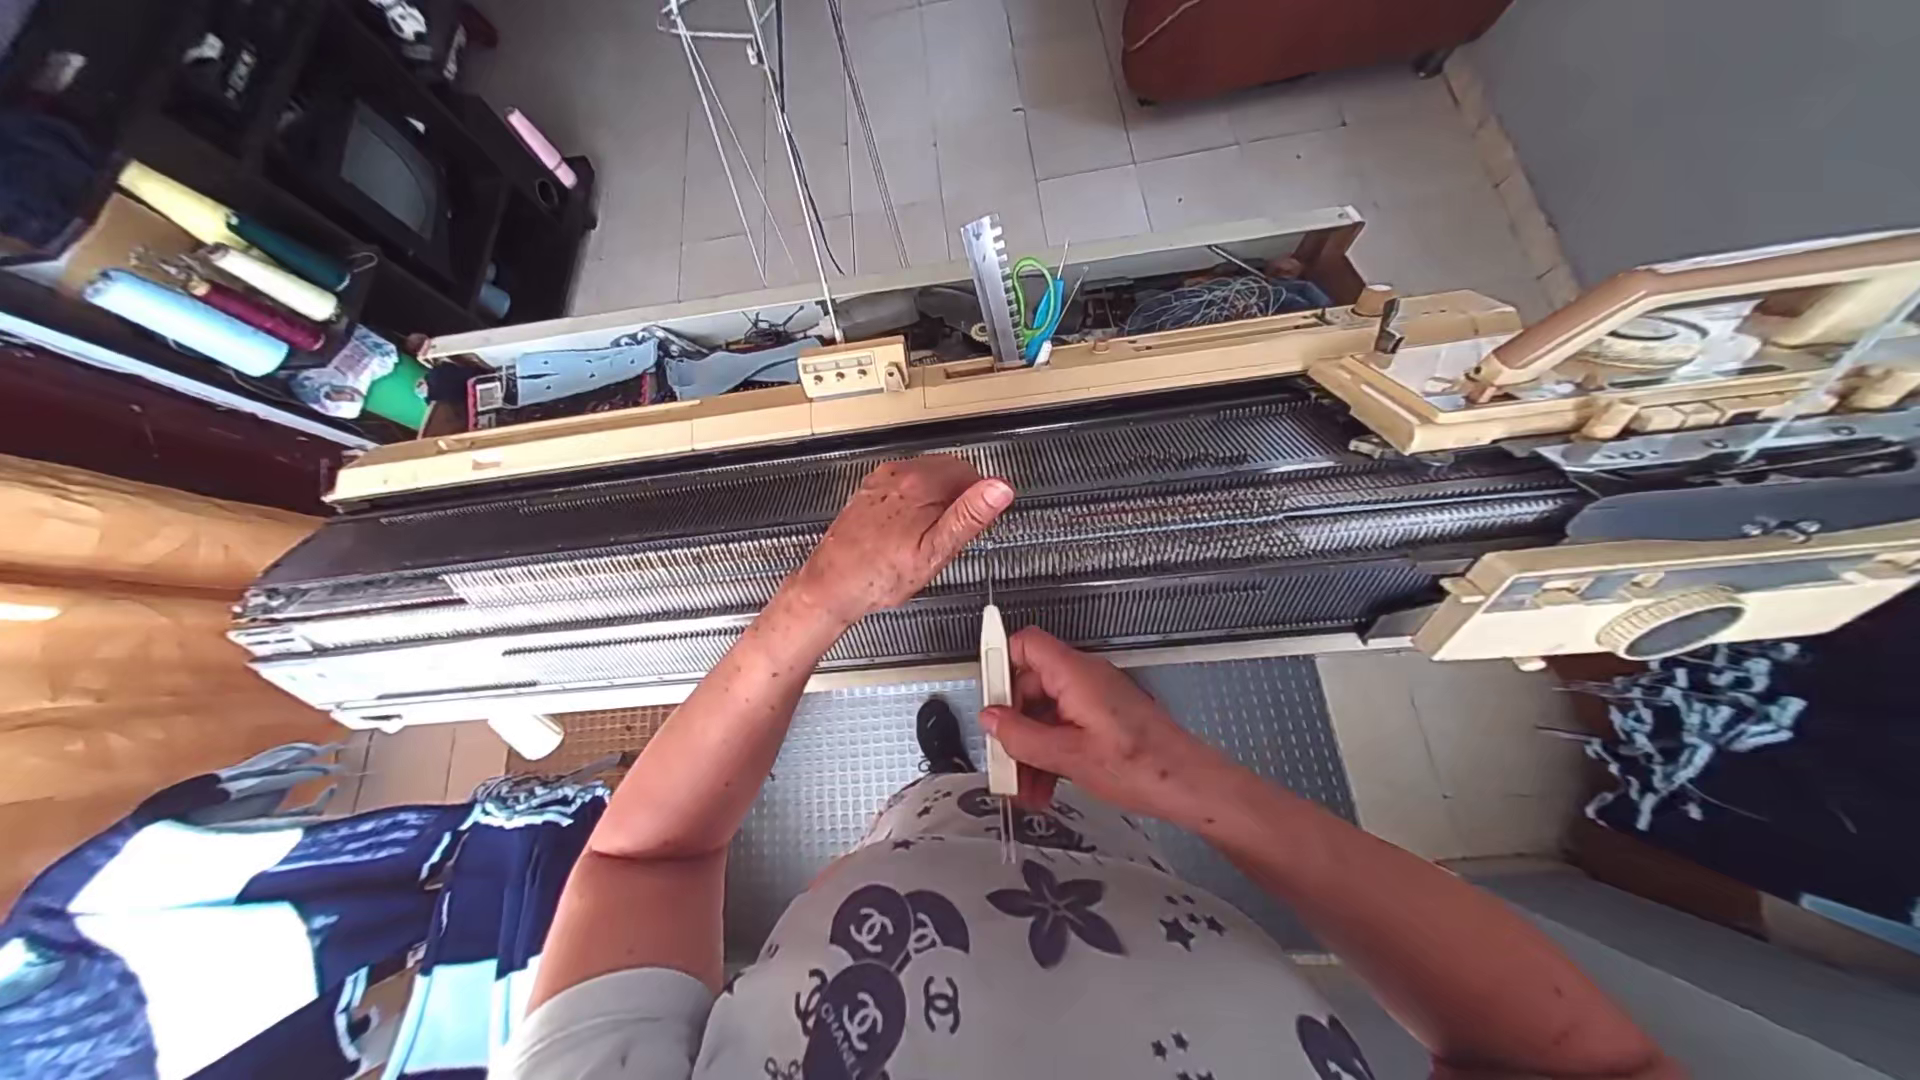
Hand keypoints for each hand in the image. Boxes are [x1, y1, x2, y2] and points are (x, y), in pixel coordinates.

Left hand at [786, 455, 1013, 626]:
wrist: (832, 585)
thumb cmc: (878, 575)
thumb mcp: (935, 552)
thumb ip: (969, 516)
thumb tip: (999, 489)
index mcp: (920, 484)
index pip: (971, 473)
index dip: (978, 502)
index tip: (973, 524)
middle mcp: (898, 475)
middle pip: (949, 471)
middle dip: (958, 499)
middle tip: (950, 534)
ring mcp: (881, 481)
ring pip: (927, 478)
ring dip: (936, 500)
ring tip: (927, 536)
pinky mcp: (870, 492)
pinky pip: (904, 487)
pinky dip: (914, 504)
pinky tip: (907, 532)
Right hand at [981, 627, 1240, 826]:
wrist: (1193, 787)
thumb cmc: (1145, 767)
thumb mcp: (1071, 757)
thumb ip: (1023, 736)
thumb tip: (991, 720)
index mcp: (1075, 674)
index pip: (1026, 644)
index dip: (1000, 663)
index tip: (985, 696)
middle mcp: (1083, 678)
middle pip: (1028, 685)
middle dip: (1012, 725)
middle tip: (1004, 761)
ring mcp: (1092, 698)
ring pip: (1044, 712)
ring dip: (1029, 748)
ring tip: (1026, 789)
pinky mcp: (1101, 718)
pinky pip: (1062, 726)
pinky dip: (1050, 752)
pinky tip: (1046, 787)